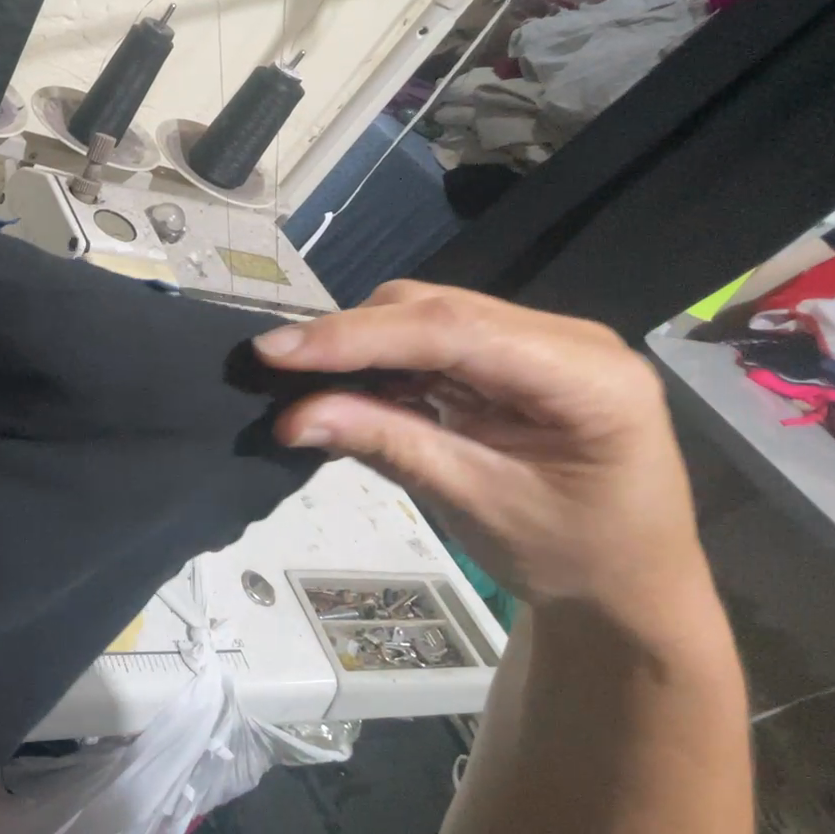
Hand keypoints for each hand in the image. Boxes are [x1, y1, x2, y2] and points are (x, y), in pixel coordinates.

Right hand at [254, 280, 707, 638]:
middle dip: (349, 334)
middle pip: (433, 309)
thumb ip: (384, 444)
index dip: (354, 336)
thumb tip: (290, 417)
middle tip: (277, 368)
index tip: (273, 351)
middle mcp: (564, 339)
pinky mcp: (506, 356)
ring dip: (360, 344)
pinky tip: (351, 387)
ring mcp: (536, 342)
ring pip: (422, 313)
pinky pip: (426, 337)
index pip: (450, 331)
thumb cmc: (569, 555)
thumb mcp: (474, 501)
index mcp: (586, 376)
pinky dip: (379, 359)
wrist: (624, 589)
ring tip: (307, 381)